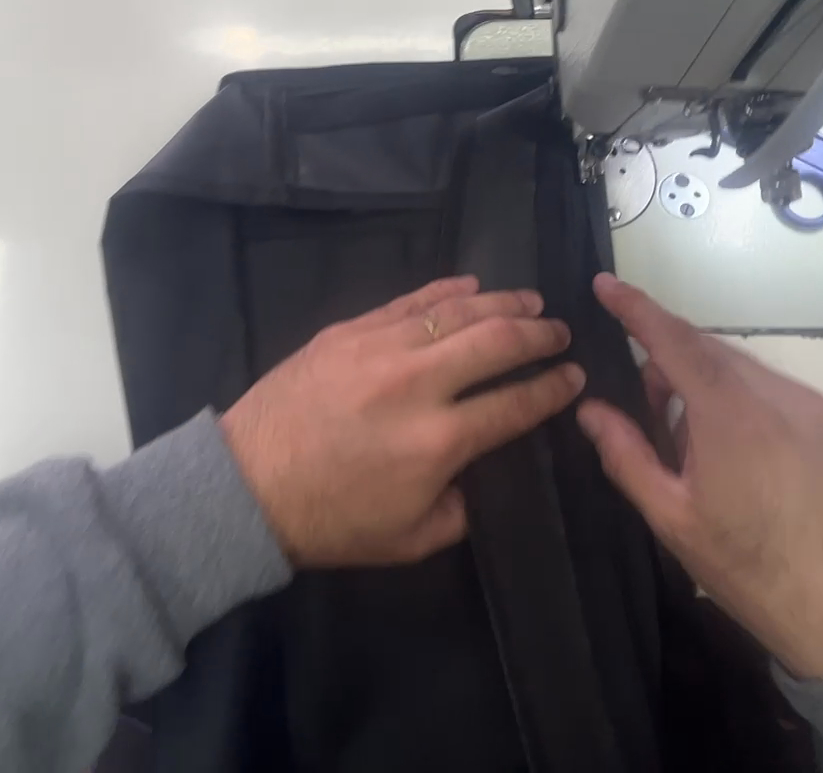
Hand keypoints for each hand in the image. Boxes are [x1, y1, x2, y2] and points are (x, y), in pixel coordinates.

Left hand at [220, 276, 583, 568]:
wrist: (248, 486)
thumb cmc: (331, 520)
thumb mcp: (411, 539)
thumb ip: (463, 507)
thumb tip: (481, 469)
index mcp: (439, 441)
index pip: (515, 404)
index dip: (553, 388)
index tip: (574, 376)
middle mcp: (418, 384)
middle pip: (496, 343)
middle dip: (538, 334)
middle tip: (560, 331)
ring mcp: (380, 348)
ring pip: (455, 311)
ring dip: (502, 301)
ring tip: (530, 298)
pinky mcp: (348, 330)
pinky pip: (407, 300)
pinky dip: (445, 290)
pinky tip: (471, 284)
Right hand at [576, 273, 822, 679]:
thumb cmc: (753, 571)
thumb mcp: (673, 519)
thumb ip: (626, 454)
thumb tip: (590, 408)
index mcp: (731, 416)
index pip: (673, 341)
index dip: (635, 308)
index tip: (604, 284)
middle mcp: (776, 395)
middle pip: (705, 350)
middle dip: (664, 364)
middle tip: (644, 415)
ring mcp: (812, 406)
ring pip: (738, 368)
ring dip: (702, 384)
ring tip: (694, 448)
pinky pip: (769, 388)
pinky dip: (737, 398)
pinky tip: (737, 454)